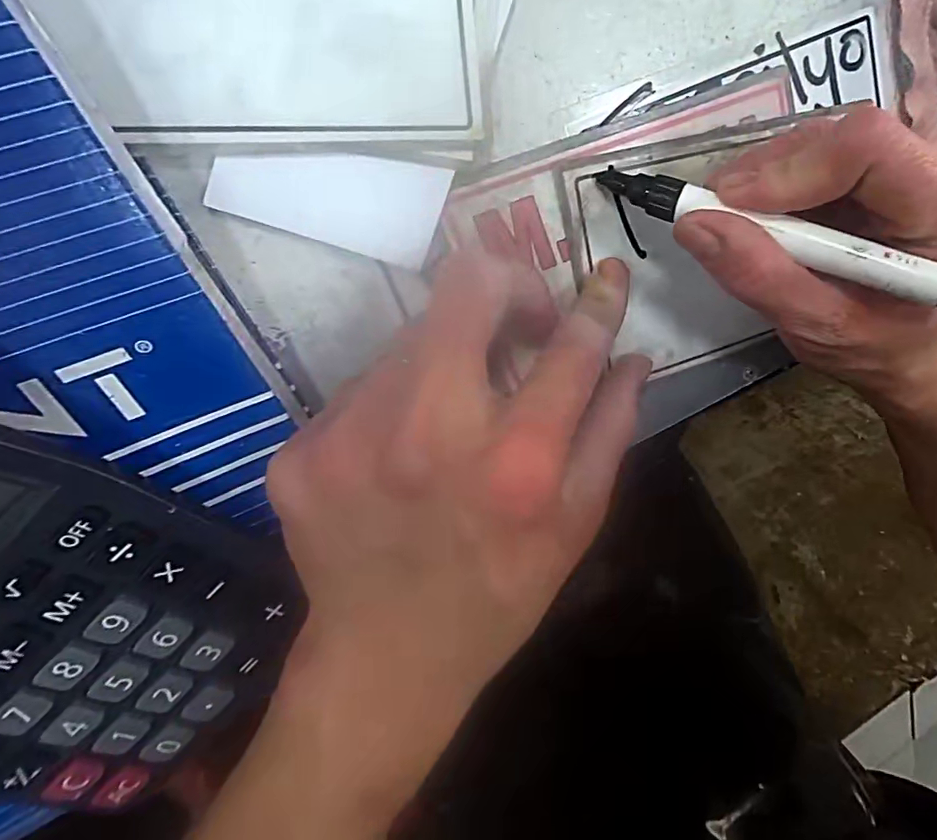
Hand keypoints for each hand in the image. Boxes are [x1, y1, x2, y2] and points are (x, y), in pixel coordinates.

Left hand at [250, 252, 650, 826]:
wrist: (384, 662)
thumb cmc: (504, 589)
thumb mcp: (580, 518)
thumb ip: (613, 426)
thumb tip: (633, 354)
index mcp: (516, 462)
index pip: (571, 344)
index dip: (598, 300)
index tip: (608, 273)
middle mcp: (429, 433)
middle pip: (468, 285)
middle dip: (511, 282)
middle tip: (524, 320)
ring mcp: (352, 434)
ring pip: (416, 332)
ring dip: (455, 350)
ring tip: (463, 404)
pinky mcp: (304, 446)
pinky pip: (371, 379)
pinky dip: (405, 392)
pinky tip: (409, 445)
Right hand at [673, 105, 936, 405]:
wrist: (908, 352)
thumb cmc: (877, 350)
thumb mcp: (818, 330)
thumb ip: (762, 278)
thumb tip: (695, 223)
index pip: (870, 147)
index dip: (790, 166)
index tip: (729, 202)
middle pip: (849, 135)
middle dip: (773, 169)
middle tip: (720, 210)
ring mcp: (931, 161)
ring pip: (834, 135)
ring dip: (774, 171)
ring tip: (742, 215)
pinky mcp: (901, 160)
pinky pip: (832, 147)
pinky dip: (786, 174)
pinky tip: (771, 207)